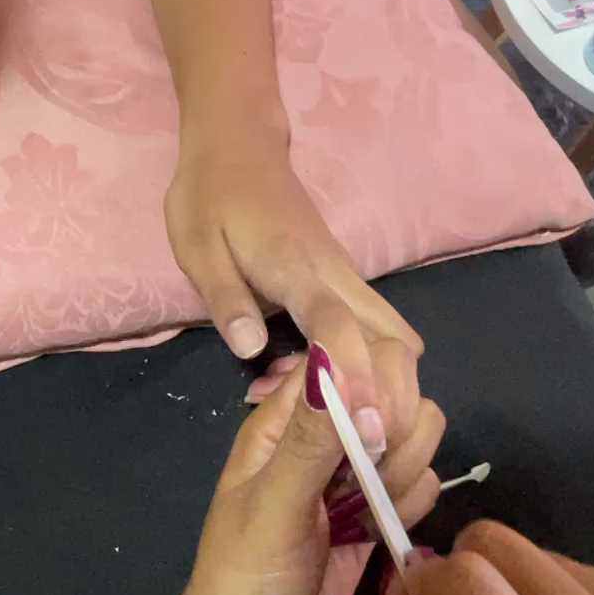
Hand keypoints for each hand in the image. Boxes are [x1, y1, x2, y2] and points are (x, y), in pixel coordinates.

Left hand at [165, 121, 421, 453]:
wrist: (238, 145)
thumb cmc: (210, 196)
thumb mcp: (197, 247)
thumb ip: (226, 298)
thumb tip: (251, 349)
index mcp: (295, 267)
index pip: (336, 323)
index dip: (351, 374)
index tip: (360, 425)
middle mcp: (337, 274)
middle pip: (393, 340)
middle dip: (391, 397)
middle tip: (364, 450)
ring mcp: (348, 277)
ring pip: (396, 337)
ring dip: (391, 387)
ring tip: (355, 435)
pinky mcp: (346, 281)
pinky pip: (380, 331)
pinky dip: (378, 369)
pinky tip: (342, 398)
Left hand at [179, 342, 442, 594]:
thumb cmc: (245, 576)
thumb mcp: (272, 507)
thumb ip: (310, 440)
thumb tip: (337, 360)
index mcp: (285, 416)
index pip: (348, 354)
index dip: (374, 383)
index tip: (373, 435)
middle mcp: (323, 430)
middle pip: (394, 384)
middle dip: (398, 428)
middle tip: (369, 478)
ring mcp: (353, 467)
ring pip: (415, 430)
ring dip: (405, 469)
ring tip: (365, 513)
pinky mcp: (378, 504)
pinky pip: (421, 479)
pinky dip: (412, 502)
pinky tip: (378, 534)